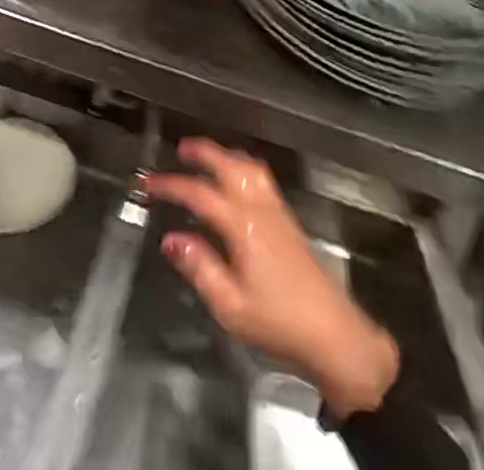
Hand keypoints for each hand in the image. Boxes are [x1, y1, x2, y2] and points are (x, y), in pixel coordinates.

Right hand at [145, 138, 399, 416]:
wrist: (334, 335)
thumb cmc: (278, 322)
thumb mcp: (229, 305)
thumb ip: (199, 267)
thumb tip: (171, 239)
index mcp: (244, 227)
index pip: (201, 195)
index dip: (172, 186)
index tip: (149, 185)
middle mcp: (263, 211)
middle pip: (233, 167)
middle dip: (206, 153)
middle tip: (182, 148)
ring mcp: (280, 214)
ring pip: (252, 169)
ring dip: (228, 157)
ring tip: (208, 157)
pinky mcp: (290, 223)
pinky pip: (263, 181)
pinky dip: (243, 169)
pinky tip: (236, 183)